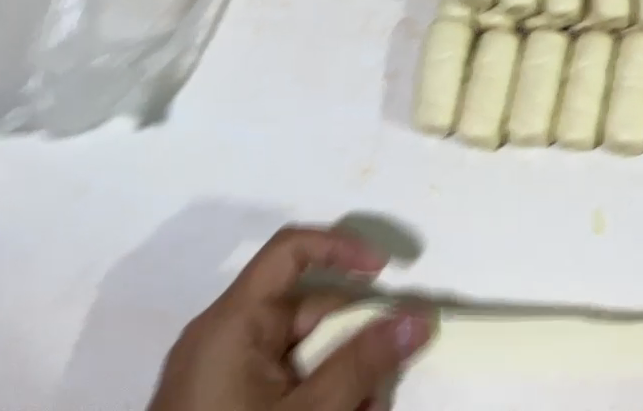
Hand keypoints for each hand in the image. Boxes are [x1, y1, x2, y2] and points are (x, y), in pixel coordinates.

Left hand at [148, 226, 433, 410]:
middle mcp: (226, 336)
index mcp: (233, 322)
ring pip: (304, 351)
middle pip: (309, 308)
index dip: (342, 248)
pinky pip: (285, 379)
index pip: (291, 251)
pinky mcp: (225, 403)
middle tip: (389, 377)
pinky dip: (317, 394)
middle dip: (357, 340)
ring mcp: (223, 373)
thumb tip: (419, 315)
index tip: (385, 273)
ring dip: (344, 377)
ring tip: (367, 410)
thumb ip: (364, 363)